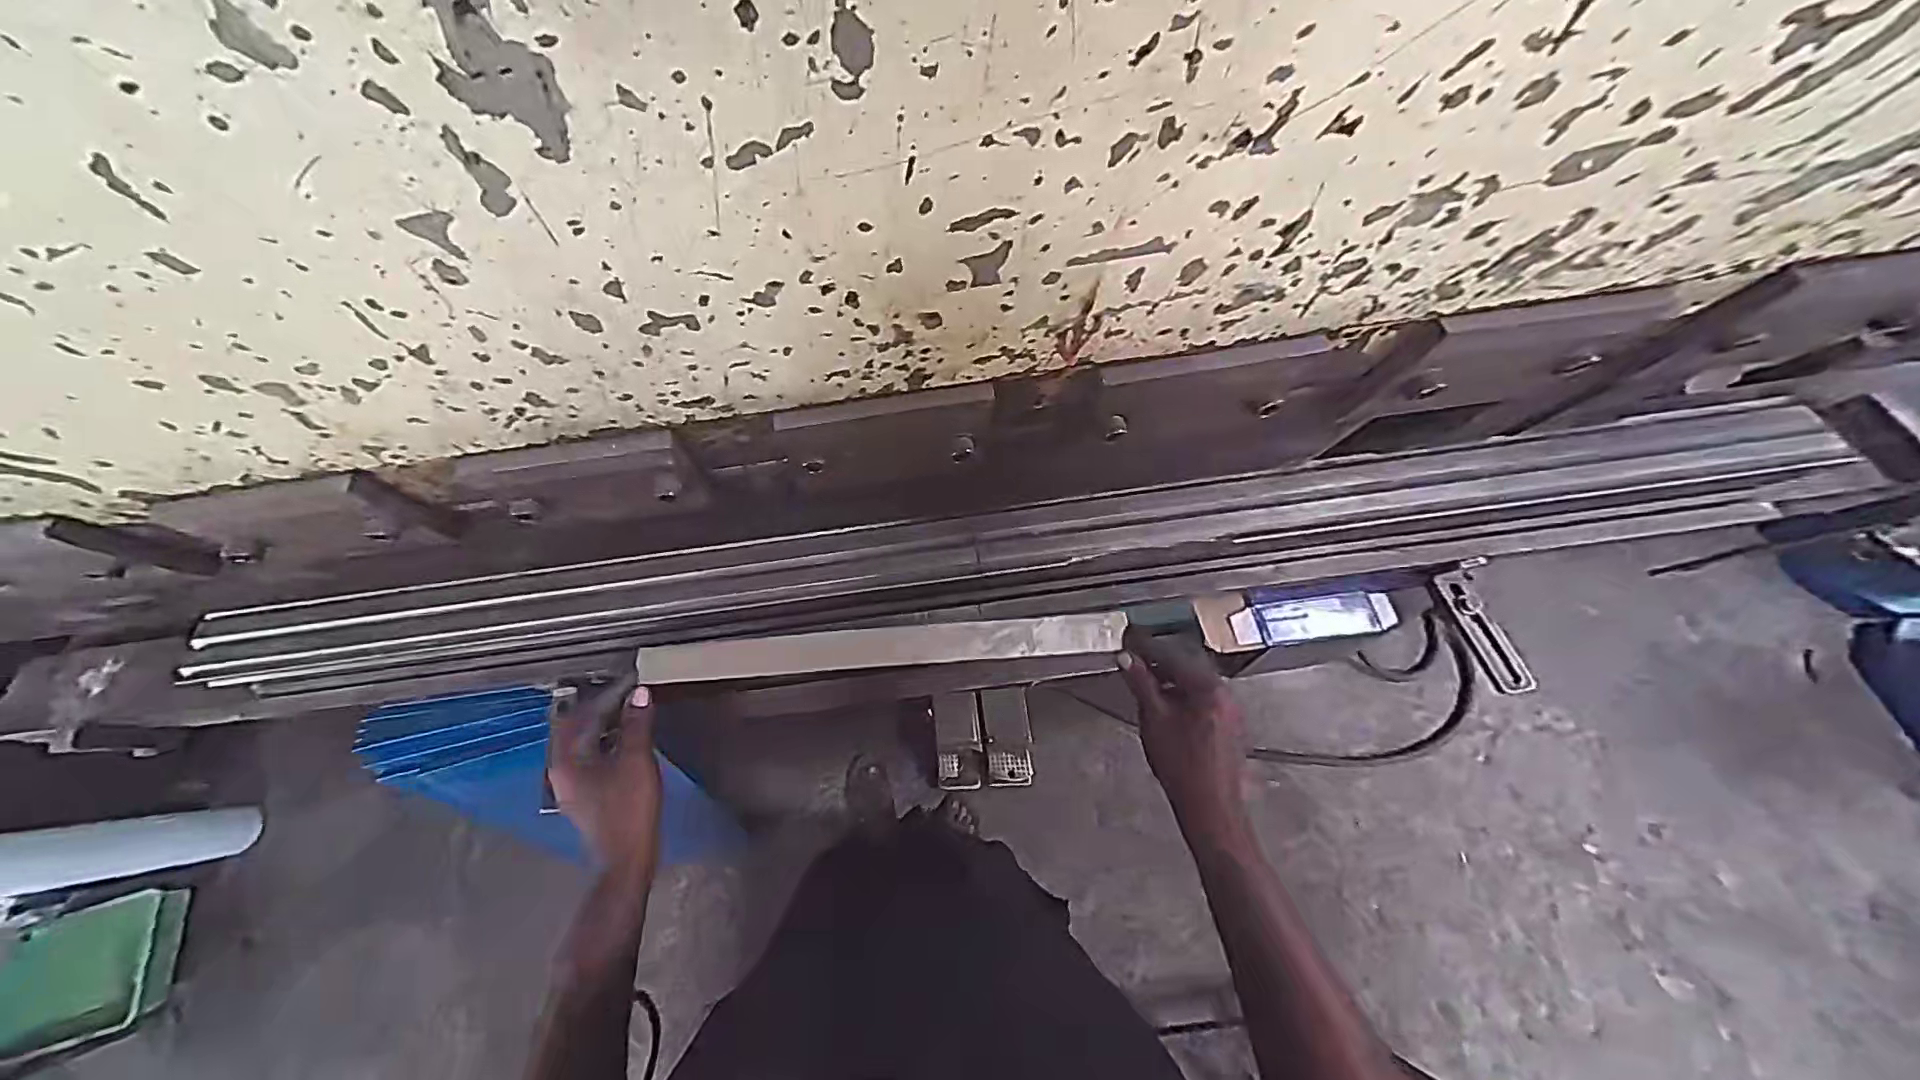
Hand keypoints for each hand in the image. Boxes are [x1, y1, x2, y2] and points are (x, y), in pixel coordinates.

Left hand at [548, 678, 661, 872]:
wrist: (628, 857)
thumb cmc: (629, 807)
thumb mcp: (636, 760)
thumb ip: (637, 724)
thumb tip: (640, 693)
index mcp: (565, 761)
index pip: (580, 716)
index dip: (605, 696)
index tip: (630, 682)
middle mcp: (561, 771)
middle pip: (576, 729)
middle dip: (601, 708)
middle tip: (628, 691)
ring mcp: (572, 785)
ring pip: (585, 744)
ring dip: (605, 725)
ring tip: (631, 709)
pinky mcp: (586, 794)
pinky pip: (593, 757)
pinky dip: (608, 742)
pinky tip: (628, 739)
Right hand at [1115, 626, 1248, 829]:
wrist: (1210, 806)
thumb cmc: (1183, 767)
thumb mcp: (1154, 719)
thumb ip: (1141, 684)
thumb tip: (1128, 660)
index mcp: (1208, 687)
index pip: (1172, 655)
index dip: (1146, 647)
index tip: (1130, 642)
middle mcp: (1225, 693)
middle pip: (1187, 665)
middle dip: (1160, 661)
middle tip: (1136, 658)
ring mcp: (1230, 709)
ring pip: (1196, 682)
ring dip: (1171, 678)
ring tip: (1147, 682)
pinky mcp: (1229, 724)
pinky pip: (1204, 697)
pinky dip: (1183, 694)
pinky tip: (1167, 704)